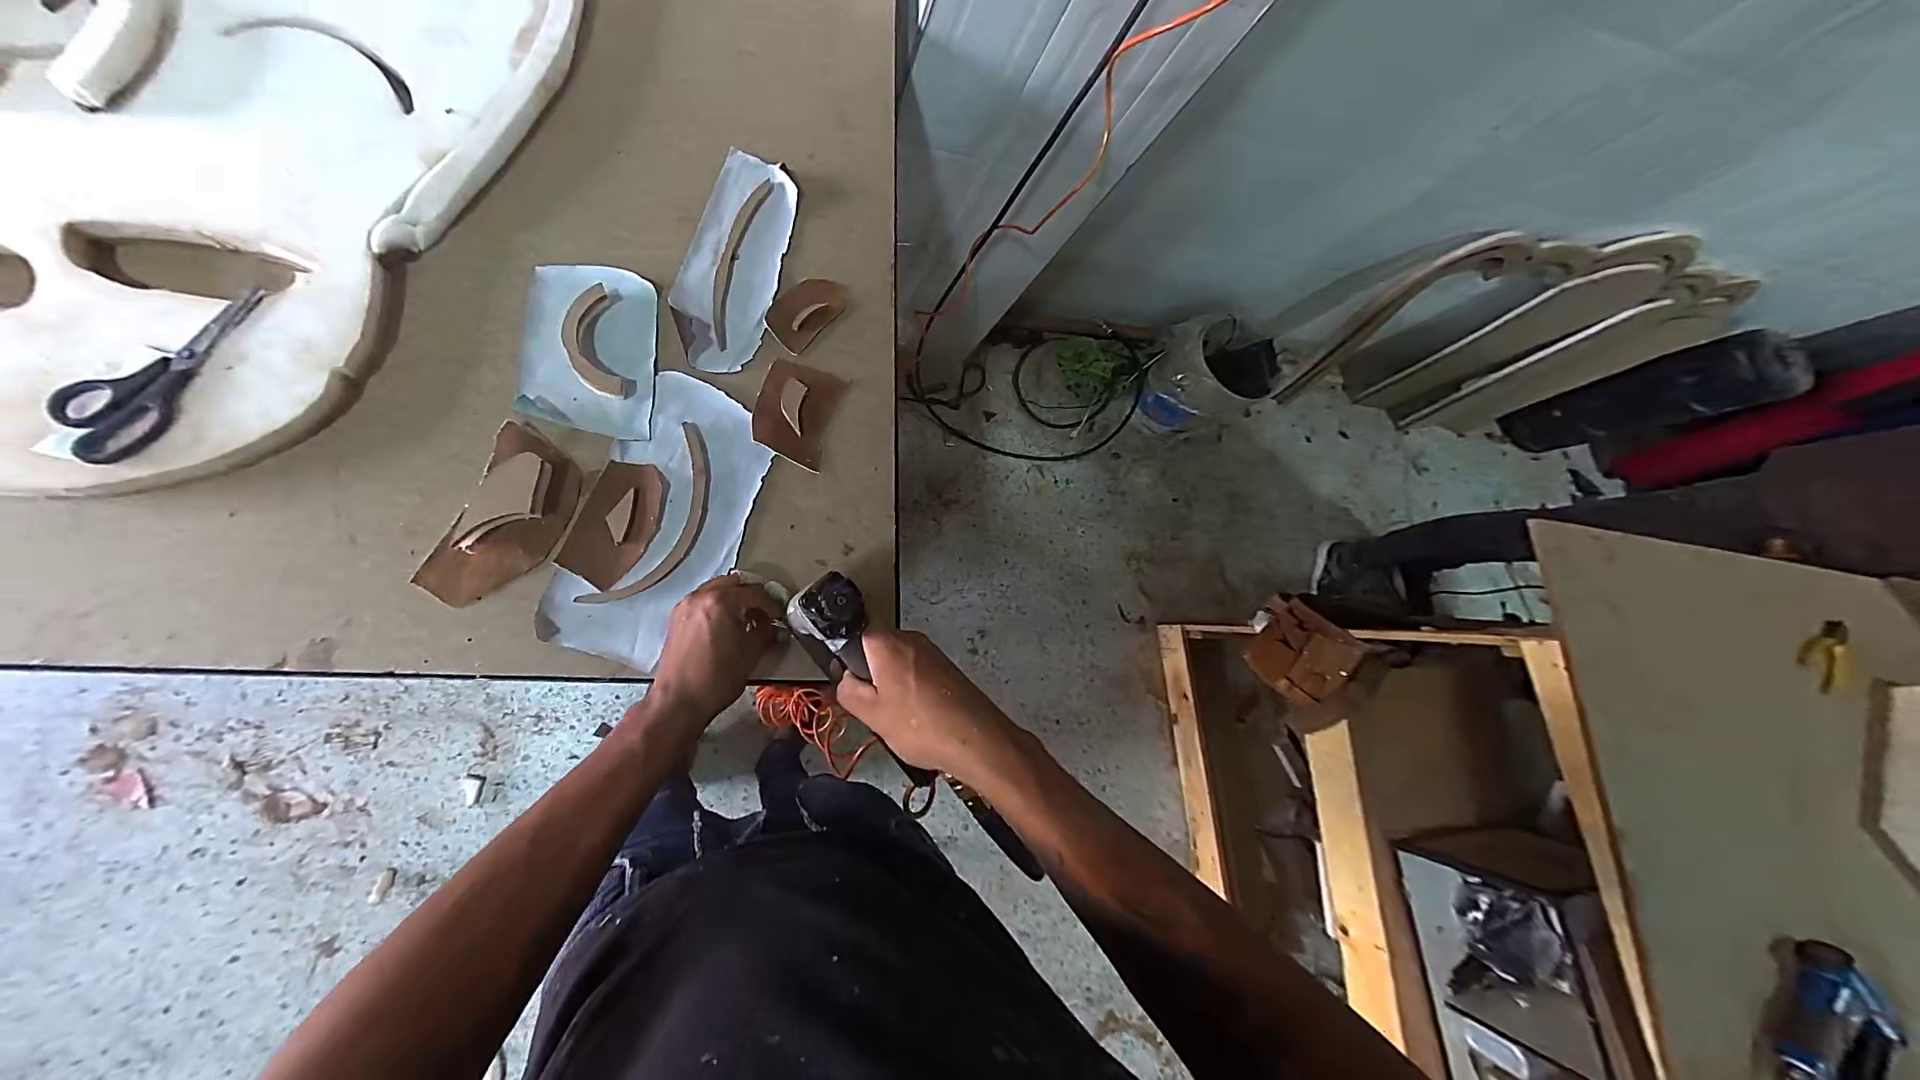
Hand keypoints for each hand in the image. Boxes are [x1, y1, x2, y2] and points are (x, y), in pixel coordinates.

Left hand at [640, 574, 775, 725]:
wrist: (679, 701)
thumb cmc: (714, 679)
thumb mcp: (751, 654)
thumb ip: (765, 633)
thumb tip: (772, 629)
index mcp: (722, 601)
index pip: (755, 592)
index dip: (772, 605)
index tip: (777, 616)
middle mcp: (701, 597)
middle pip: (734, 583)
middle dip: (752, 595)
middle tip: (764, 613)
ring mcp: (686, 606)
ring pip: (716, 589)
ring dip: (734, 598)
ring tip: (746, 619)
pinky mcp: (677, 619)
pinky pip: (703, 601)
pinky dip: (717, 606)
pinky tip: (726, 625)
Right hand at [835, 627, 1023, 783]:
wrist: (976, 740)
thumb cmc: (925, 725)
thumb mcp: (870, 714)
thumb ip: (847, 691)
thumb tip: (844, 680)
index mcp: (887, 643)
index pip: (856, 628)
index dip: (847, 653)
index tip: (846, 675)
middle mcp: (912, 640)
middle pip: (878, 647)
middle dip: (871, 673)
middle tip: (871, 703)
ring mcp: (932, 653)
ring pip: (899, 663)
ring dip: (892, 685)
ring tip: (897, 716)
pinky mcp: (947, 669)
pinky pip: (919, 673)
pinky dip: (913, 691)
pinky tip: (917, 717)